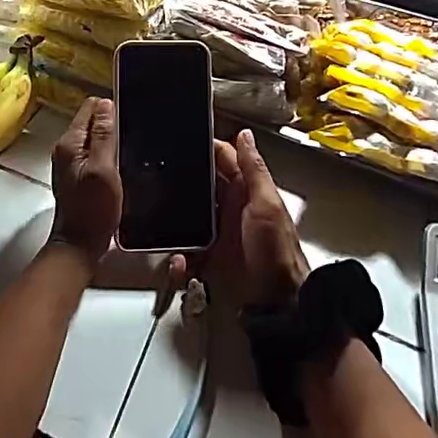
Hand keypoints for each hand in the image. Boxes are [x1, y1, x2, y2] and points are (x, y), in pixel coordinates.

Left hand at [48, 97, 121, 267]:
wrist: (80, 244)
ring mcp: (70, 162)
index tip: (127, 121)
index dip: (110, 109)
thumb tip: (106, 104)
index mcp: (70, 143)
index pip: (90, 107)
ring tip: (127, 152)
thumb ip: (103, 136)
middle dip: (111, 125)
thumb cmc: (94, 209)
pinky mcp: (78, 175)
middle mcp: (66, 149)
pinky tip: (118, 166)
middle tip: (131, 138)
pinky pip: (94, 153)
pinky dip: (107, 155)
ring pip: (94, 138)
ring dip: (110, 141)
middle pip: (92, 122)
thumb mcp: (103, 169)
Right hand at [170, 129, 308, 308]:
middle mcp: (232, 207)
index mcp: (248, 190)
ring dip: (177, 221)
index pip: (224, 159)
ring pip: (190, 217)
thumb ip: (253, 169)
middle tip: (160, 179)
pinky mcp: (210, 257)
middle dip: (183, 182)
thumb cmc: (277, 252)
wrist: (277, 303)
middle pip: (202, 186)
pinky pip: (186, 250)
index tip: (181, 139)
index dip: (206, 147)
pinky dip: (179, 254)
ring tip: (162, 222)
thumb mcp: (266, 205)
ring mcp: (219, 232)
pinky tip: (178, 260)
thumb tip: (244, 134)